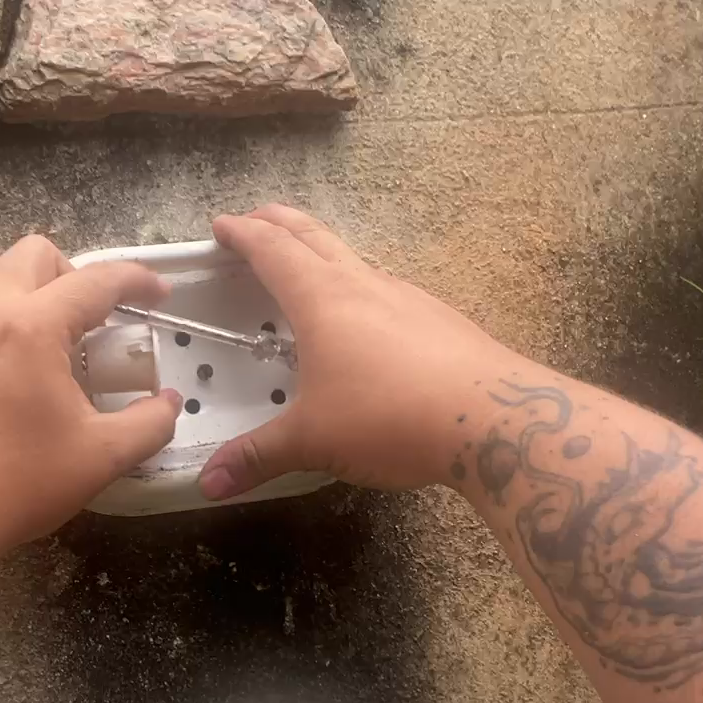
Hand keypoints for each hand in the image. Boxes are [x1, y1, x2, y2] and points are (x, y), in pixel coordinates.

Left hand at [0, 235, 183, 559]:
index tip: (158, 293)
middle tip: (91, 325)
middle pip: (35, 255)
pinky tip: (2, 378)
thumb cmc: (19, 485)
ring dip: (31, 302)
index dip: (137, 280)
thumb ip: (150, 423)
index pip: (96, 280)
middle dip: (74, 276)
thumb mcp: (102, 458)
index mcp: (31, 327)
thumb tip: (167, 403)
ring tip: (45, 358)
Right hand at [197, 205, 533, 498]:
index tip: (220, 224)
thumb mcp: (311, 442)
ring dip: (319, 250)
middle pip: (314, 236)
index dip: (243, 234)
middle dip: (278, 222)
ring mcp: (406, 299)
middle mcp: (364, 286)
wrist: (494, 421)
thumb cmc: (388, 418)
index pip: (273, 252)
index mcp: (323, 301)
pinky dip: (354, 283)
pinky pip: (381, 287)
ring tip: (302, 263)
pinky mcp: (436, 321)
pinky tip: (361, 315)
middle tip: (255, 218)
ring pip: (352, 258)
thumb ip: (256, 458)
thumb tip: (208, 484)